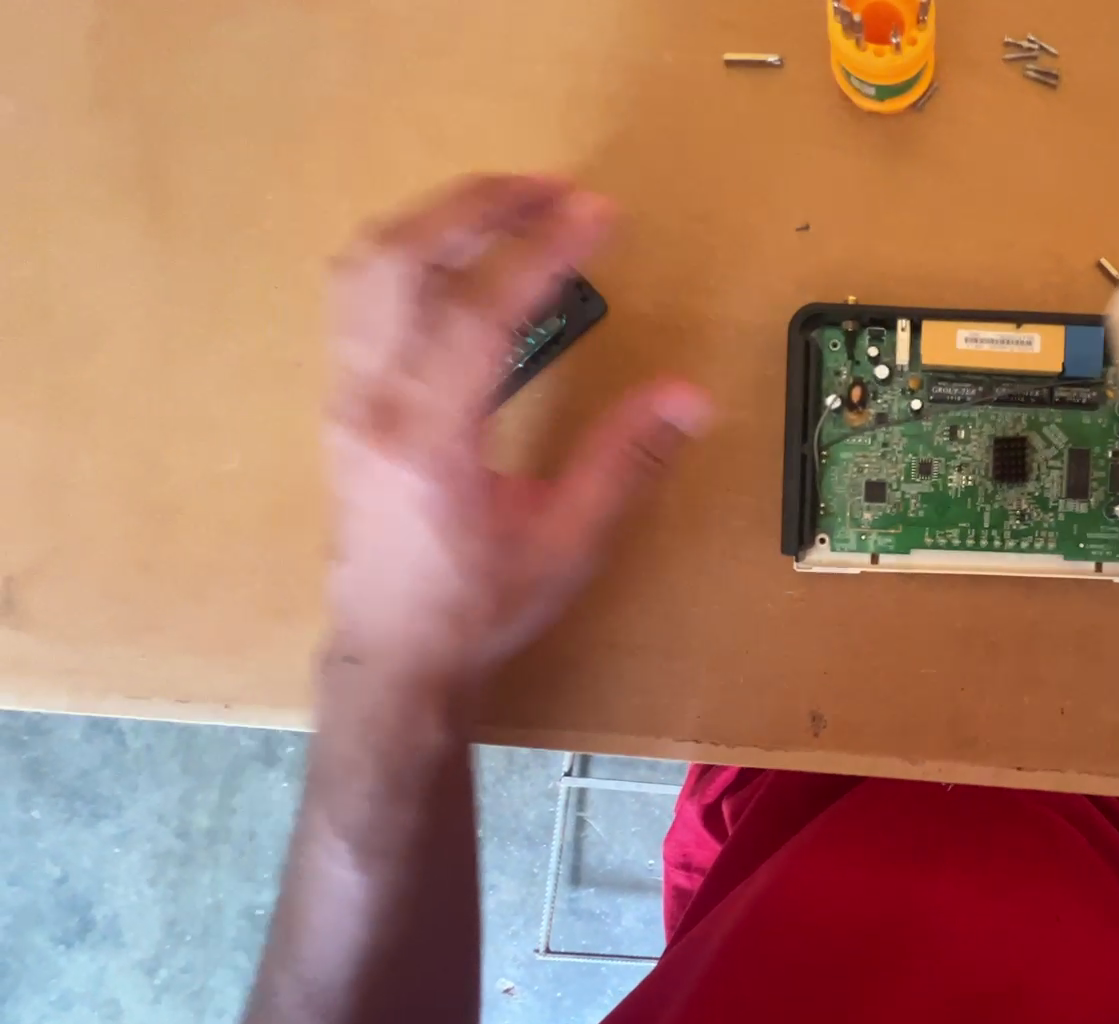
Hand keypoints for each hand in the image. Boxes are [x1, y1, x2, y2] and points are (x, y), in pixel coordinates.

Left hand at [326, 175, 709, 685]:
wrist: (395, 652)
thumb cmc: (485, 605)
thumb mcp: (572, 539)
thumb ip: (628, 459)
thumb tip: (690, 394)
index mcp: (432, 438)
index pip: (480, 311)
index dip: (542, 251)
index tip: (595, 213)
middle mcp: (372, 401)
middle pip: (400, 260)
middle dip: (478, 207)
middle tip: (553, 190)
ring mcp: (344, 396)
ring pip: (364, 268)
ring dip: (438, 219)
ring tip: (510, 206)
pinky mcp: (343, 400)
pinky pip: (358, 296)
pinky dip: (410, 253)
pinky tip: (456, 259)